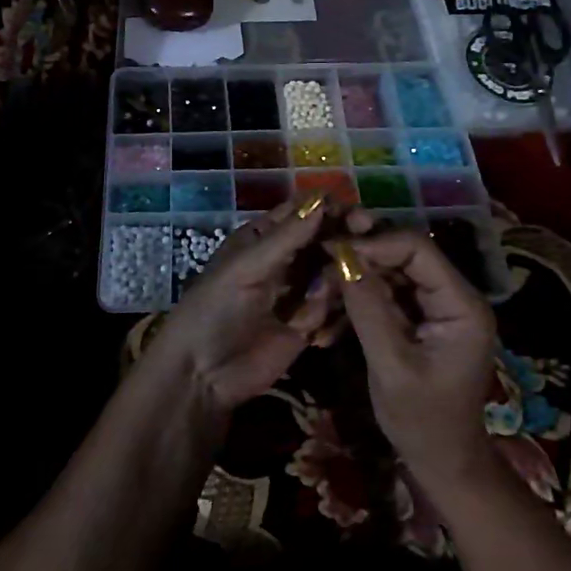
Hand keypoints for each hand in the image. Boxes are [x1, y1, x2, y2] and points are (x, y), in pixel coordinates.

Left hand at [151, 193, 343, 416]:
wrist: (203, 372)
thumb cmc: (215, 309)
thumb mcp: (247, 268)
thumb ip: (286, 237)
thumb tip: (321, 199)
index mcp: (261, 238)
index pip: (301, 215)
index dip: (328, 211)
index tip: (358, 214)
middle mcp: (283, 260)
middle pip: (323, 243)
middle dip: (343, 246)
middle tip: (367, 250)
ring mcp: (297, 292)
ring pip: (333, 276)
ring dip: (336, 284)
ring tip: (319, 304)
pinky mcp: (308, 324)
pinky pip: (333, 310)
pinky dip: (331, 317)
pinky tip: (311, 332)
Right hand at [328, 230, 497, 493]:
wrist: (440, 459)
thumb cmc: (422, 419)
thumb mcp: (391, 365)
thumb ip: (368, 309)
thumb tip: (341, 258)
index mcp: (460, 305)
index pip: (417, 249)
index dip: (373, 243)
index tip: (330, 253)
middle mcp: (451, 296)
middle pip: (400, 254)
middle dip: (357, 258)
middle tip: (317, 267)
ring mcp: (432, 306)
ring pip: (385, 271)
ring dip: (349, 280)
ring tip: (317, 297)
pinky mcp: (414, 317)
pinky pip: (380, 293)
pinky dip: (352, 299)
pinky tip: (326, 317)